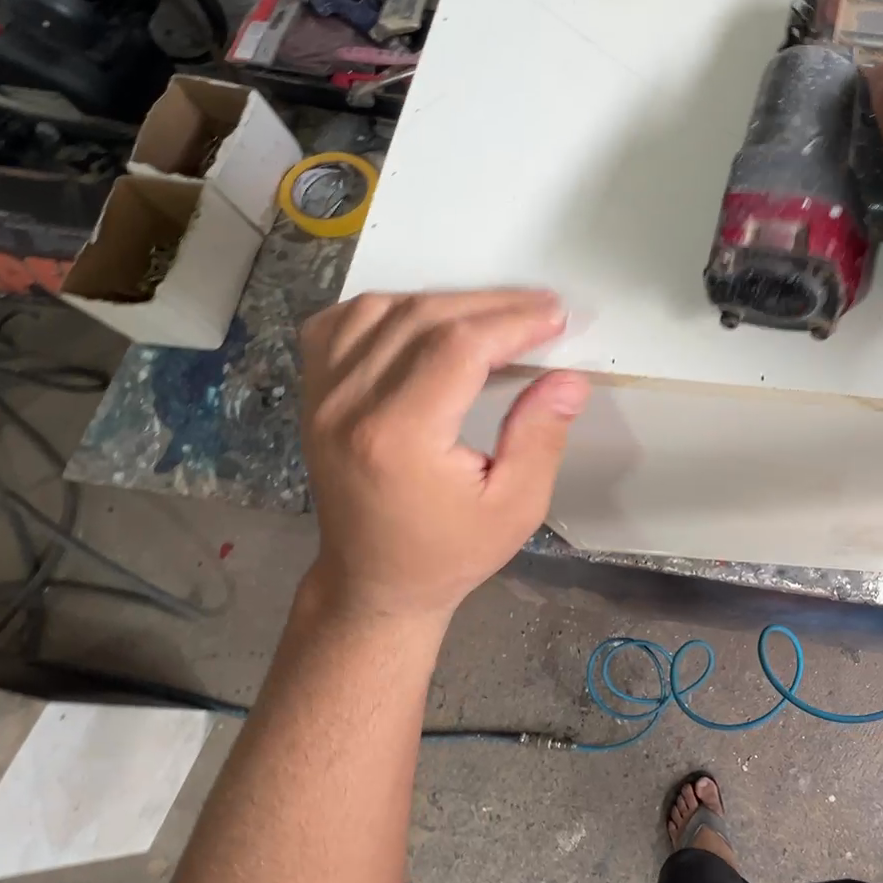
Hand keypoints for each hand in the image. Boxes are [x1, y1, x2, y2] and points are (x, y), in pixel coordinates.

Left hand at [297, 289, 588, 623]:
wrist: (375, 581)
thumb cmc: (451, 552)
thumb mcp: (516, 507)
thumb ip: (541, 437)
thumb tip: (569, 379)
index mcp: (399, 437)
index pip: (457, 347)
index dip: (512, 322)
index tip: (556, 319)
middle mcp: (349, 406)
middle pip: (422, 318)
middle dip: (491, 305)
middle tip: (541, 309)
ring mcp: (322, 396)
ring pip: (380, 309)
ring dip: (445, 301)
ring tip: (495, 315)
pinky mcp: (313, 394)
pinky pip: (340, 323)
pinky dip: (388, 308)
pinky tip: (426, 319)